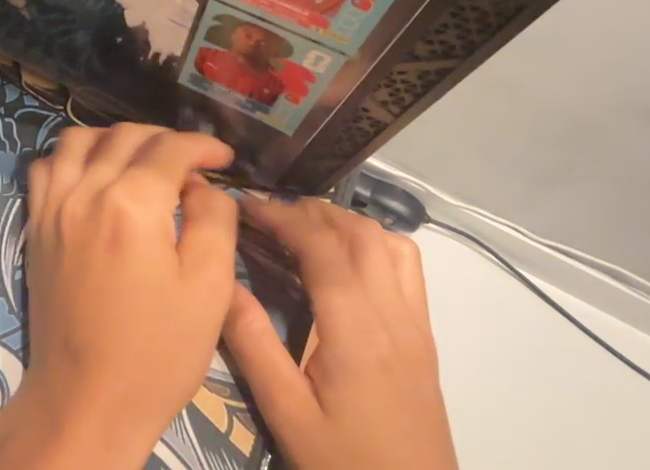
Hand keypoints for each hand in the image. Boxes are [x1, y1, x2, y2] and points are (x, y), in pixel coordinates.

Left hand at [0, 124, 239, 469]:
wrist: (87, 399)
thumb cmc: (157, 352)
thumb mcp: (210, 289)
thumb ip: (214, 220)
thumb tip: (202, 184)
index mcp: (132, 205)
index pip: (169, 148)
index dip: (202, 146)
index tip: (224, 158)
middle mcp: (85, 191)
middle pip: (125, 136)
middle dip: (164, 138)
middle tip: (191, 162)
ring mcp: (53, 205)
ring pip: (79, 138)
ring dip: (115, 138)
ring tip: (141, 159)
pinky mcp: (35, 224)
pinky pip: (47, 166)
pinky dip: (72, 156)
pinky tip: (93, 175)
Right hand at [222, 197, 456, 469]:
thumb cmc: (344, 463)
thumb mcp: (286, 414)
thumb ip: (254, 344)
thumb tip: (223, 282)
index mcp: (356, 331)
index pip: (322, 247)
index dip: (282, 215)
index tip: (245, 204)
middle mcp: (394, 317)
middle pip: (360, 234)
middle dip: (313, 210)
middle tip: (269, 213)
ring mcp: (417, 327)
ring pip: (391, 244)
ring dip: (347, 222)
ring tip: (306, 229)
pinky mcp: (426, 341)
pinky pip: (409, 269)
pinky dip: (375, 244)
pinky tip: (348, 261)